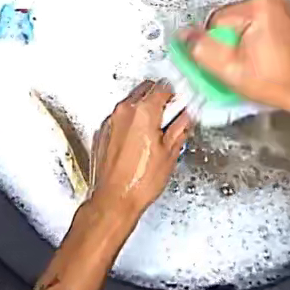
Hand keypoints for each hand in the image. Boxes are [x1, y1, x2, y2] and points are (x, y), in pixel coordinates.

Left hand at [85, 80, 193, 225]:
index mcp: (144, 112)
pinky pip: (120, 117)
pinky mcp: (103, 132)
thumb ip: (180, 127)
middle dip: (159, 98)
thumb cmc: (139, 182)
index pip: (163, 87)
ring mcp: (111, 120)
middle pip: (146, 89)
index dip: (176, 95)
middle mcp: (124, 111)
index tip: (181, 103)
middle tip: (170, 116)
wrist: (113, 201)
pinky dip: (130, 122)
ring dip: (144, 109)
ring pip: (132, 102)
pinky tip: (138, 142)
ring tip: (155, 133)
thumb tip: (186, 116)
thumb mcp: (170, 153)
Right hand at [185, 0, 289, 119]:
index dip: (217, 45)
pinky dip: (256, 40)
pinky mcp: (288, 18)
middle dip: (230, 42)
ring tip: (255, 62)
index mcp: (259, 6)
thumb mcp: (230, 70)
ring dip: (242, 42)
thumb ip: (202, 50)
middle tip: (242, 64)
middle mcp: (272, 0)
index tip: (230, 62)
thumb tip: (184, 35)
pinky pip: (259, 25)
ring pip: (243, 23)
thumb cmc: (275, 82)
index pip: (217, 20)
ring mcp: (282, 8)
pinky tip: (264, 58)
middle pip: (230, 19)